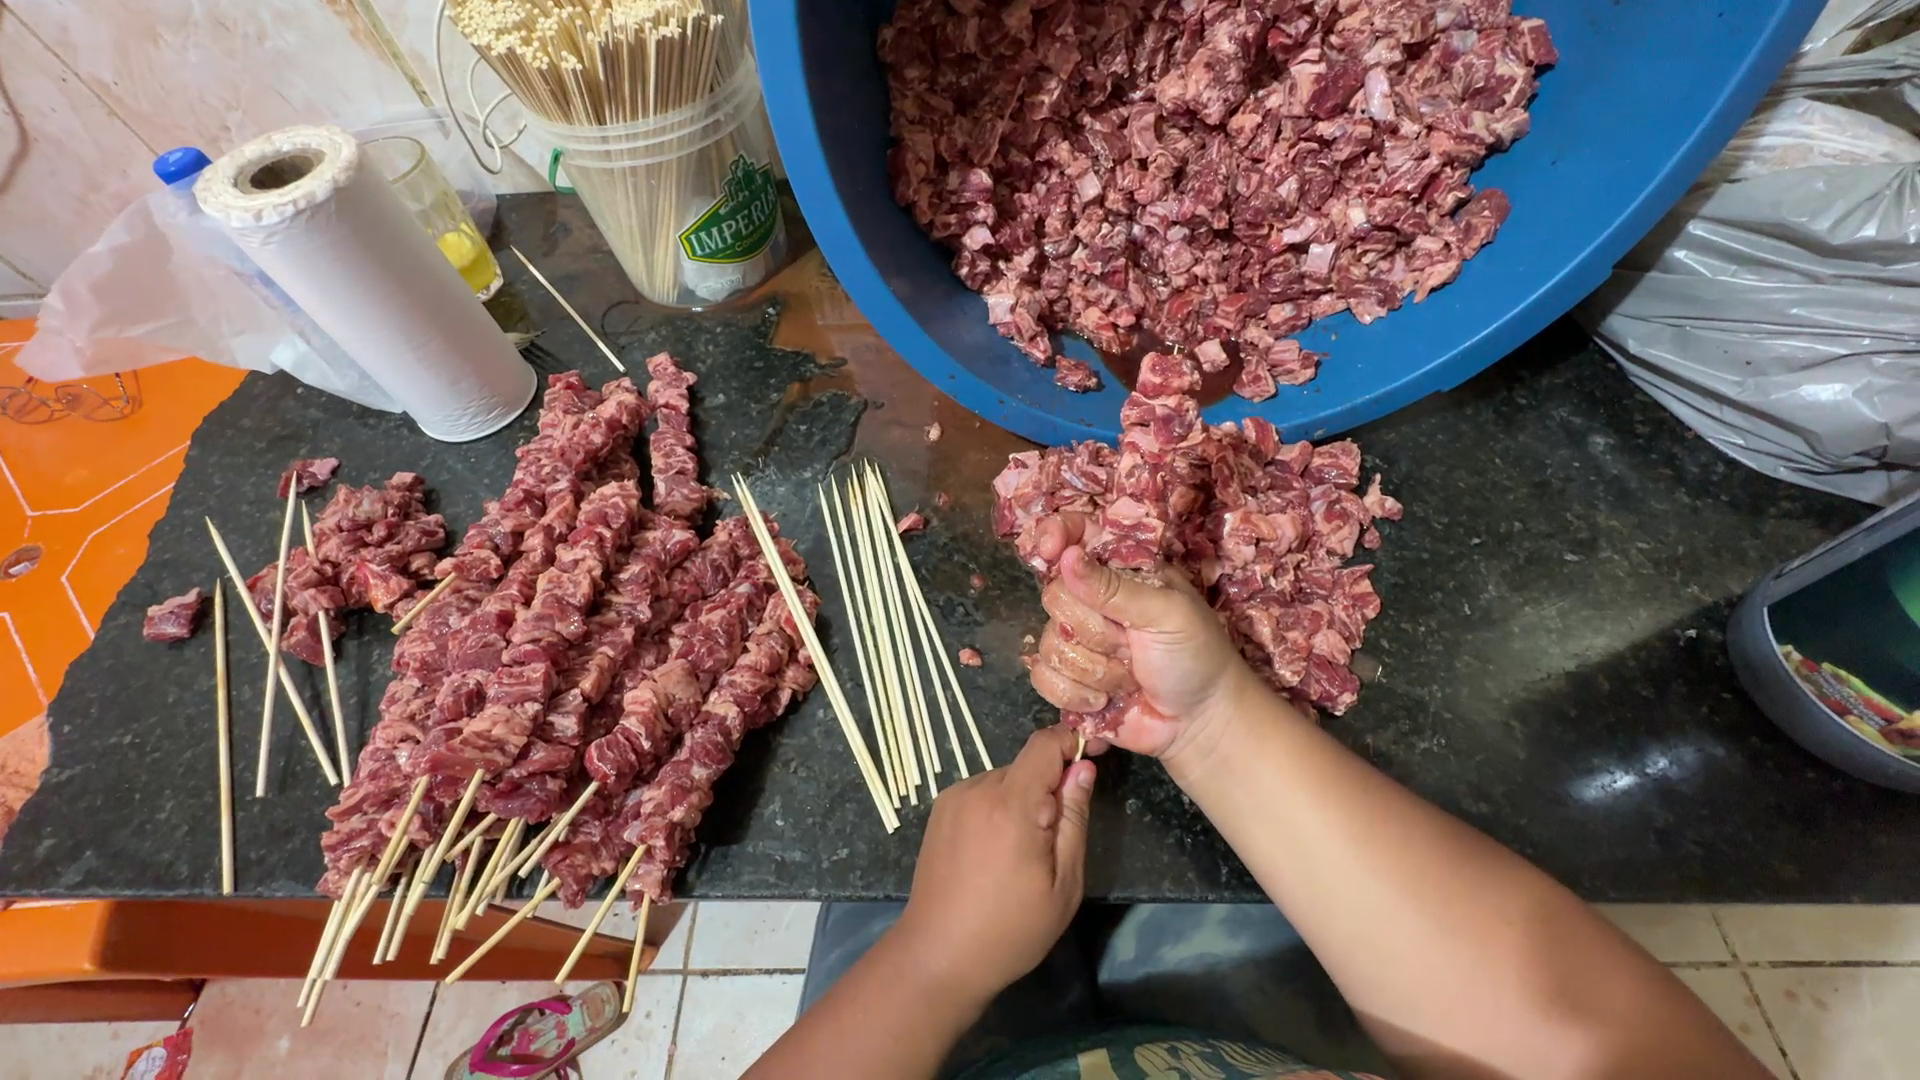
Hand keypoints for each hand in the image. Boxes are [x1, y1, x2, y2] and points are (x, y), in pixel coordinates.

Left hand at [892, 727, 1095, 1004]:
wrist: (938, 955)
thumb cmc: (1011, 928)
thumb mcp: (1063, 883)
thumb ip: (1074, 818)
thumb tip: (1083, 768)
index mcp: (1011, 804)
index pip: (1044, 744)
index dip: (1073, 741)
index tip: (1096, 753)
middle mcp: (978, 788)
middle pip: (1026, 765)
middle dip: (1049, 788)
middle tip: (1054, 839)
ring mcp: (954, 797)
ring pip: (1005, 780)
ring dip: (1023, 801)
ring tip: (1020, 855)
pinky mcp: (940, 810)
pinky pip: (982, 793)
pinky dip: (999, 809)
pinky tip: (995, 852)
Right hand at [1027, 513, 1269, 761]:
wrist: (1199, 722)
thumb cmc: (1196, 656)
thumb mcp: (1167, 613)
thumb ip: (1115, 586)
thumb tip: (1066, 556)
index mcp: (1120, 570)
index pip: (1075, 534)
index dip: (1056, 535)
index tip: (1050, 551)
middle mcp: (1091, 599)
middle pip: (1054, 595)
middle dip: (1093, 629)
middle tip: (1131, 643)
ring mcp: (1077, 639)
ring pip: (1049, 641)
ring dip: (1093, 667)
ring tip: (1129, 676)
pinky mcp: (1067, 678)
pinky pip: (1042, 676)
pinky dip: (1074, 693)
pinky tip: (1104, 699)